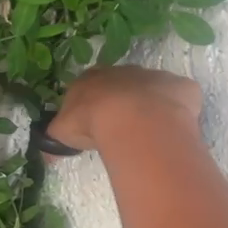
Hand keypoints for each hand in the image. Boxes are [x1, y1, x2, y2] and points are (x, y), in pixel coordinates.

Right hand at [44, 66, 203, 154]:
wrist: (134, 119)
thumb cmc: (90, 122)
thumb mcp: (61, 134)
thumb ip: (55, 141)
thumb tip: (47, 156)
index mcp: (88, 79)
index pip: (85, 86)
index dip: (87, 104)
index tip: (89, 122)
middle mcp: (120, 72)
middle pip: (119, 84)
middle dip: (118, 102)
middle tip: (117, 127)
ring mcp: (153, 76)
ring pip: (149, 89)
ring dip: (147, 105)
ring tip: (144, 131)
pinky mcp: (181, 86)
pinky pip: (177, 97)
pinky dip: (174, 109)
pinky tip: (168, 127)